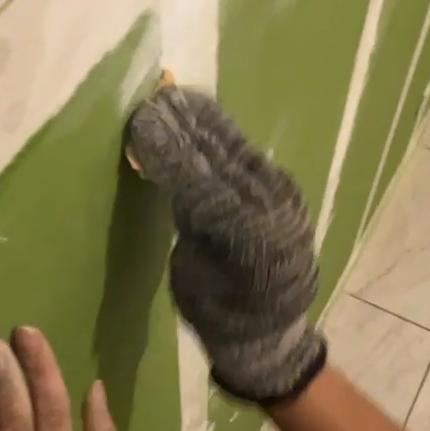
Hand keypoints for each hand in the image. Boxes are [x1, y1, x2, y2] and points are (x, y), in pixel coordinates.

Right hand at [126, 86, 325, 402]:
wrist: (271, 333)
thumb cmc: (219, 311)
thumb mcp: (191, 270)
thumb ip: (188, 219)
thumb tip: (168, 175)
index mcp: (241, 232)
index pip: (196, 177)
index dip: (167, 148)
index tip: (141, 121)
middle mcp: (268, 206)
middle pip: (219, 155)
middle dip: (186, 125)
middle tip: (157, 97)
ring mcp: (283, 196)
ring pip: (237, 149)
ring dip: (206, 124)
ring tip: (178, 99)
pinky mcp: (288, 194)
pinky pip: (250, 158)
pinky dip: (225, 138)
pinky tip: (206, 122)